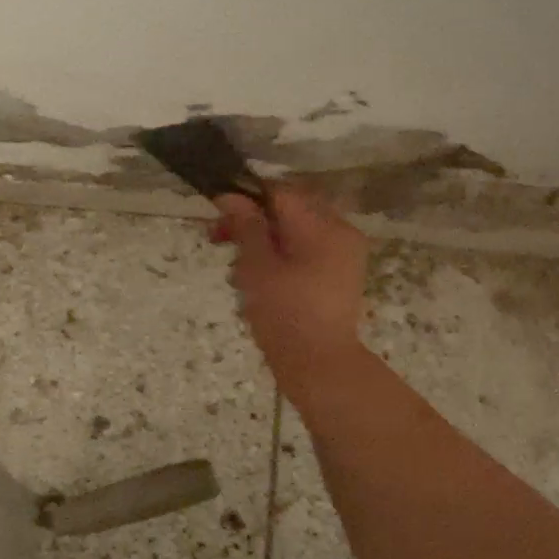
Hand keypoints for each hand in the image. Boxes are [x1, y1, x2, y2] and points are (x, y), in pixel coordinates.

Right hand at [214, 186, 369, 391]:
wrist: (317, 363)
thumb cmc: (284, 313)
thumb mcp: (258, 267)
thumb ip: (247, 228)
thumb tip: (231, 197)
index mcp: (324, 227)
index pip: (280, 194)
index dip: (245, 199)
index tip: (216, 216)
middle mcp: (340, 233)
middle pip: (289, 211)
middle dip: (251, 223)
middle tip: (217, 240)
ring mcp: (343, 255)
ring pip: (294, 232)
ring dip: (262, 242)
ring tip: (236, 271)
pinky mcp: (338, 275)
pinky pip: (305, 251)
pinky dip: (279, 257)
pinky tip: (257, 281)